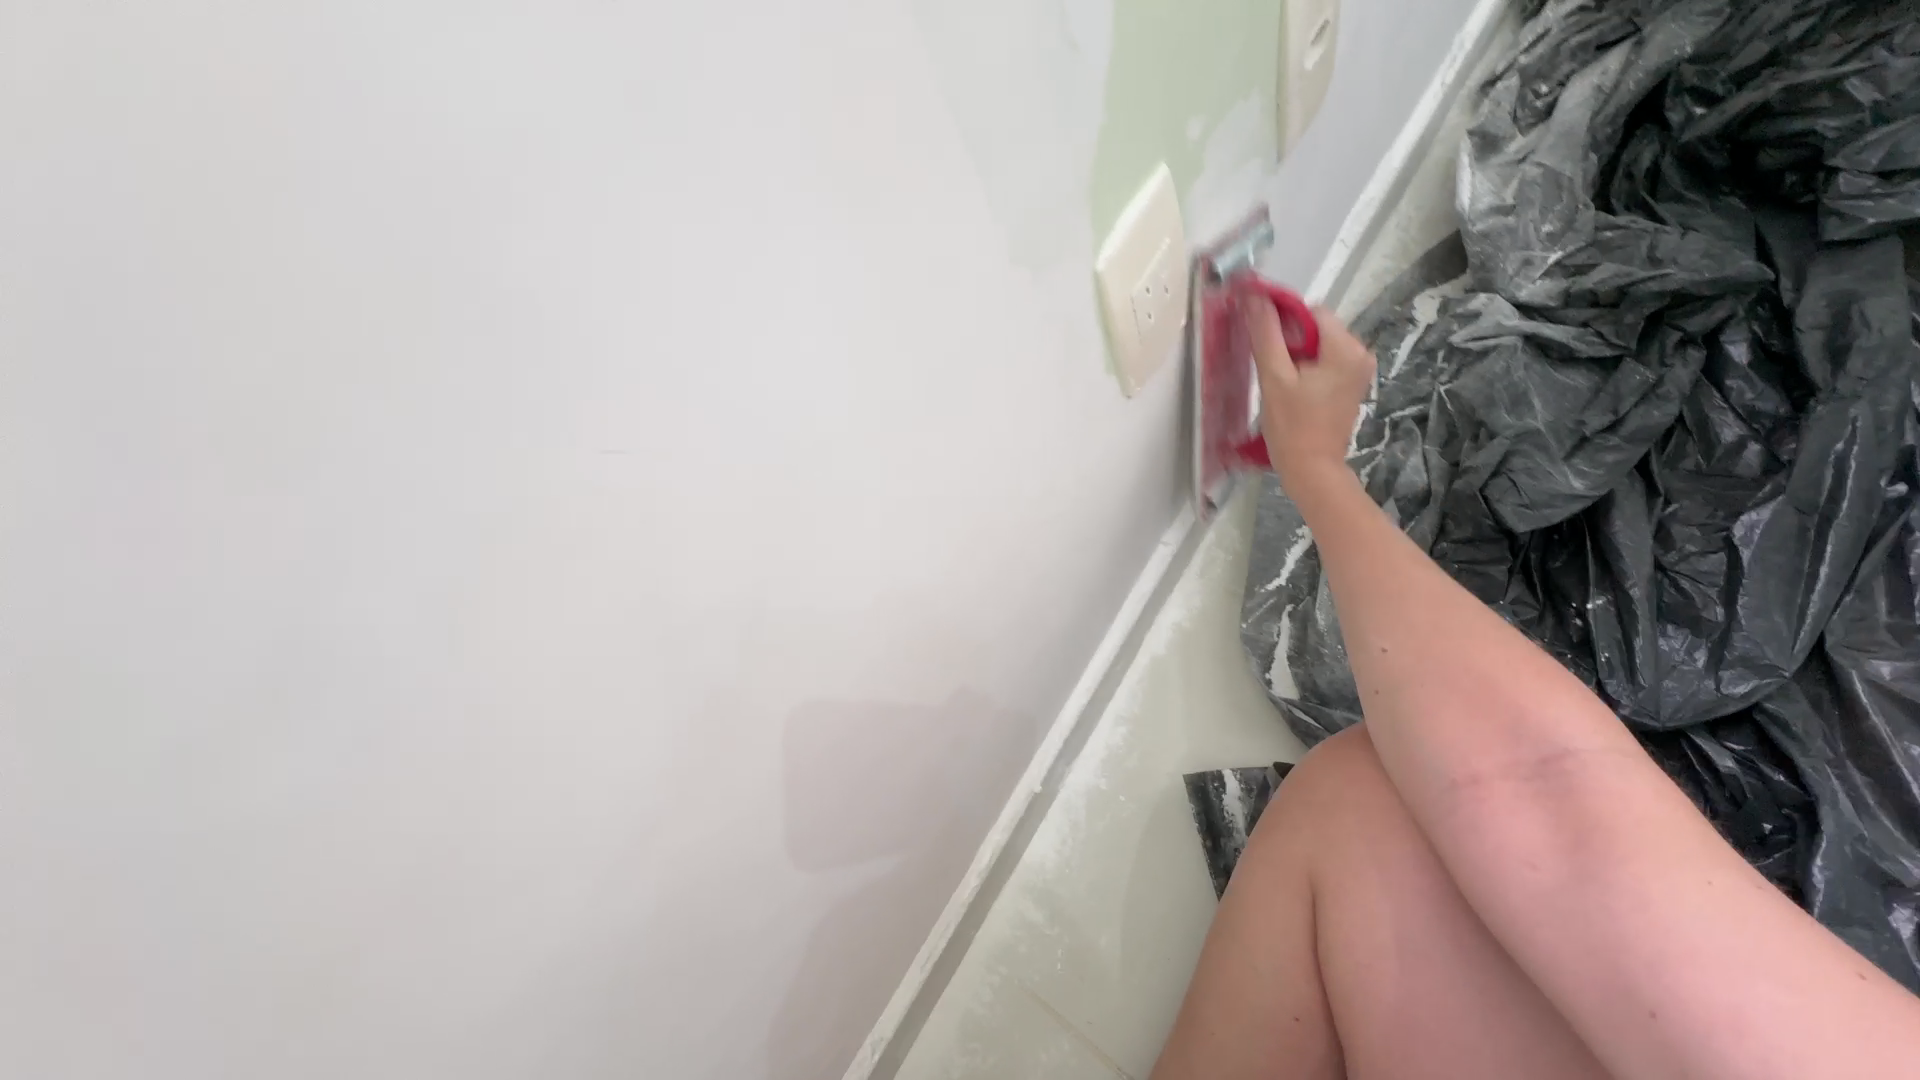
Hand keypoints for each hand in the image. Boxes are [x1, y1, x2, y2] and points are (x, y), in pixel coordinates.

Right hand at [1241, 296, 1375, 492]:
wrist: (1311, 469)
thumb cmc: (1292, 427)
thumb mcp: (1274, 379)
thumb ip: (1265, 334)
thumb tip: (1253, 296)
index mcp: (1347, 349)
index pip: (1311, 312)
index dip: (1283, 319)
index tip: (1261, 338)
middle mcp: (1361, 353)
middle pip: (1317, 327)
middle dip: (1290, 339)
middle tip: (1271, 369)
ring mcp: (1359, 370)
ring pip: (1319, 343)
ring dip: (1295, 354)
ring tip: (1280, 381)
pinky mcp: (1351, 383)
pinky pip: (1325, 360)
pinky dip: (1306, 366)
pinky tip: (1292, 388)